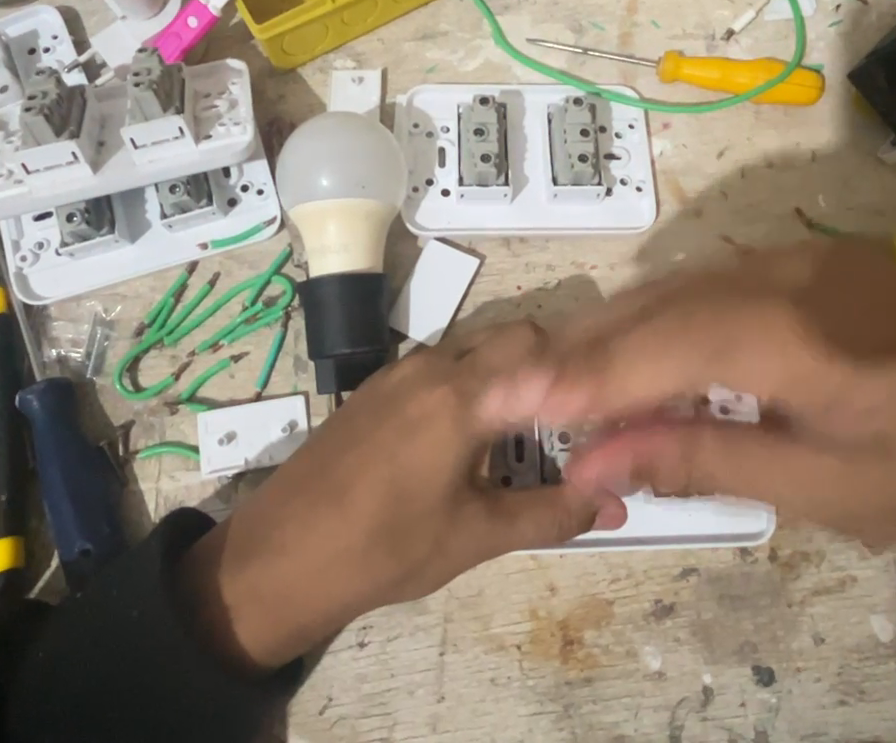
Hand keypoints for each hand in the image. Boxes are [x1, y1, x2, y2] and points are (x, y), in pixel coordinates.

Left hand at [181, 322, 625, 672]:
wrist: (279, 557)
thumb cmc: (386, 547)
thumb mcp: (476, 535)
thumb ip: (552, 513)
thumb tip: (616, 507)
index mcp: (463, 393)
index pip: (542, 352)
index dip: (582, 374)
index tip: (605, 407)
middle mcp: (432, 364)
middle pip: (509, 338)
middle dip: (548, 369)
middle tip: (571, 421)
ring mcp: (398, 372)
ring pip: (472, 348)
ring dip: (506, 375)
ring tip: (525, 431)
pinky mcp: (375, 388)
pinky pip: (439, 365)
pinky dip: (470, 383)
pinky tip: (469, 436)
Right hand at [478, 240, 895, 618]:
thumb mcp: (823, 491)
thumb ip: (701, 459)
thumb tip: (595, 459)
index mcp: (818, 337)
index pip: (676, 343)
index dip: (593, 372)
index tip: (518, 398)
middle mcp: (803, 274)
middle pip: (666, 303)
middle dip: (588, 350)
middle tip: (519, 389)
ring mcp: (807, 256)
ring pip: (680, 284)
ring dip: (616, 331)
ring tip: (560, 375)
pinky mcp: (808, 258)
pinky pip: (710, 281)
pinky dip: (659, 318)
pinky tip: (629, 349)